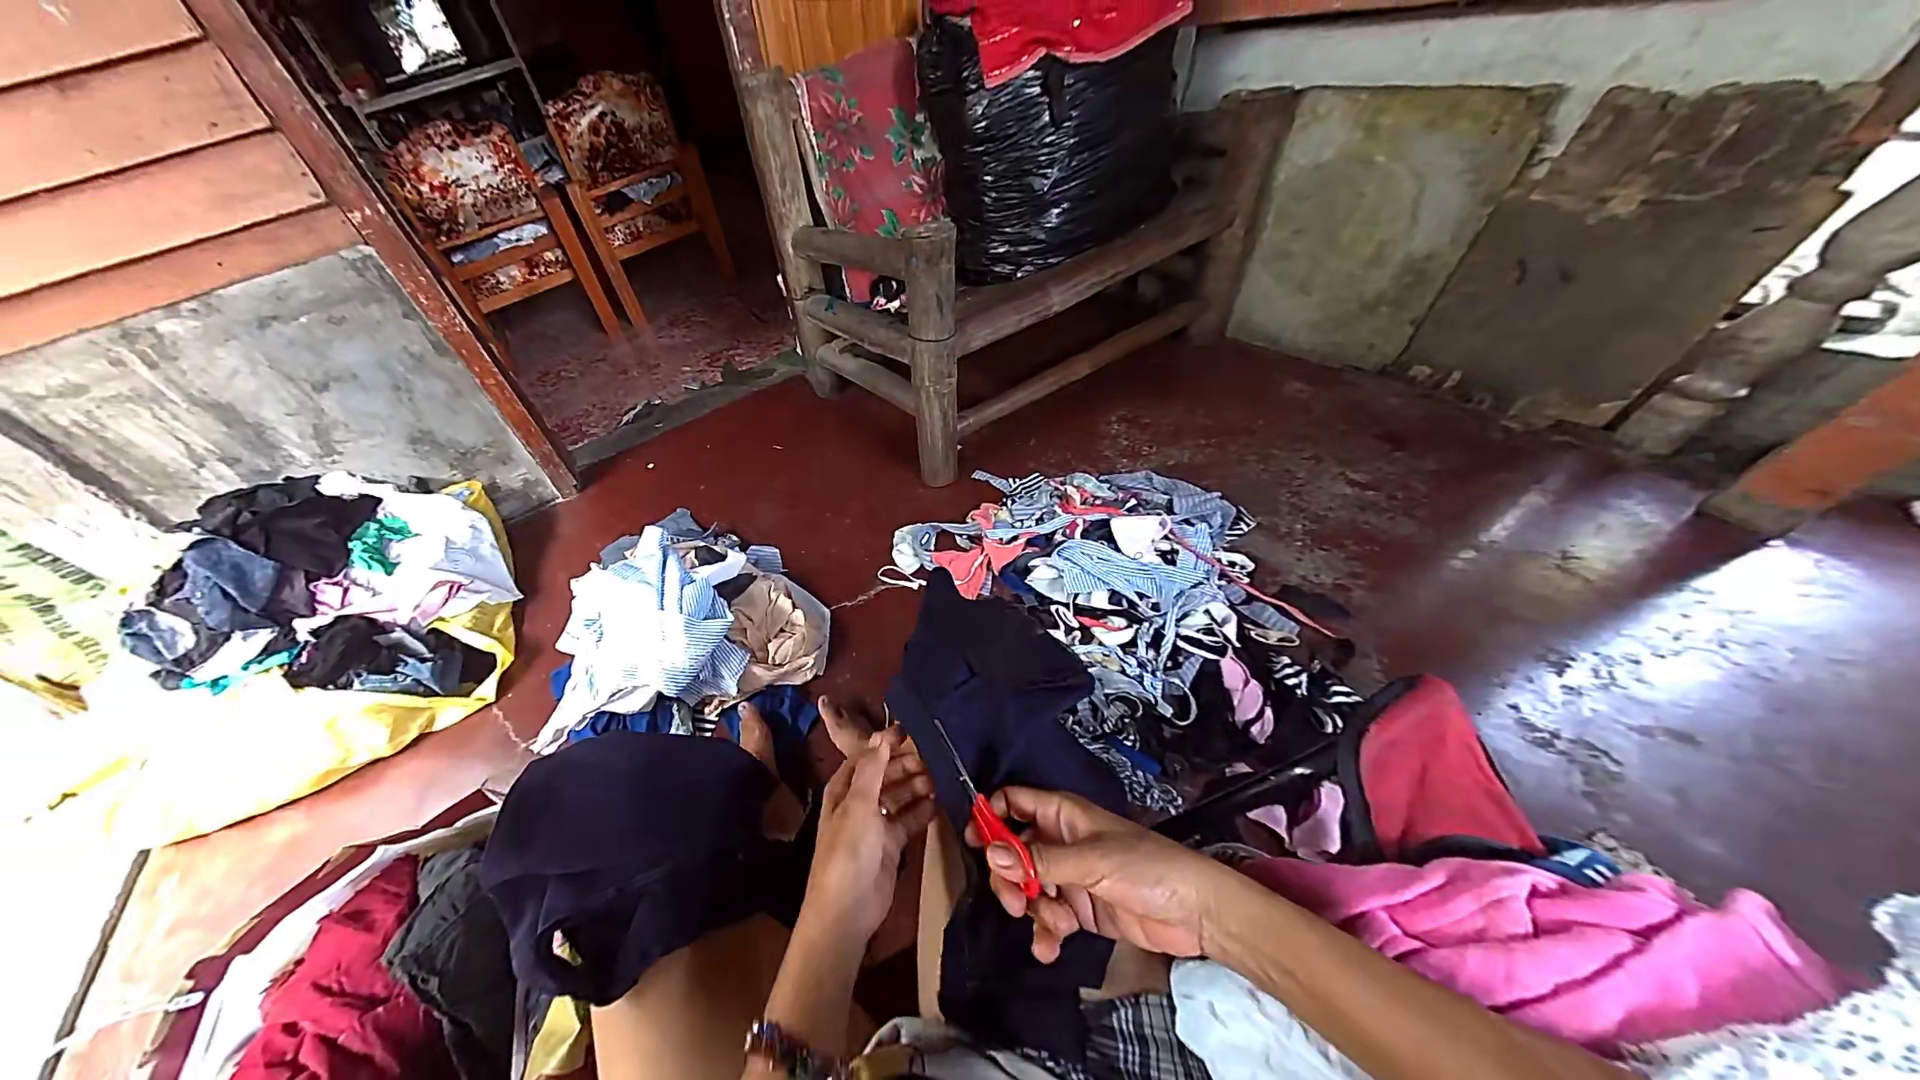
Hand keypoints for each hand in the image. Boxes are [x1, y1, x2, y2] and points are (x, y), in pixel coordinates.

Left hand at [801, 732, 936, 948]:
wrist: (846, 911)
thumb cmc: (848, 851)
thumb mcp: (857, 805)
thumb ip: (871, 769)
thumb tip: (881, 736)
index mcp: (843, 790)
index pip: (867, 757)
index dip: (886, 744)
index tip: (913, 733)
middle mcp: (859, 802)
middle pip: (886, 775)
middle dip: (907, 765)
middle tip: (935, 759)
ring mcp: (875, 823)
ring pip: (900, 796)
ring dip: (918, 786)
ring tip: (941, 779)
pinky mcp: (891, 844)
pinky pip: (909, 819)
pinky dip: (923, 810)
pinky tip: (941, 802)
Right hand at [967, 786, 1236, 962]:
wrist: (1194, 912)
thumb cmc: (1148, 867)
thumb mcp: (1091, 861)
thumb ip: (1040, 860)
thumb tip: (993, 852)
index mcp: (1064, 815)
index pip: (1016, 802)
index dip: (992, 816)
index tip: (975, 840)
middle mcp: (1062, 841)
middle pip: (1014, 850)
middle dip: (1009, 876)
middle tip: (1015, 899)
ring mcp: (1070, 875)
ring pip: (1028, 886)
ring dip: (1030, 909)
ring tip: (1050, 925)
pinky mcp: (1080, 907)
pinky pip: (1048, 917)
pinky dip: (1045, 932)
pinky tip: (1049, 946)